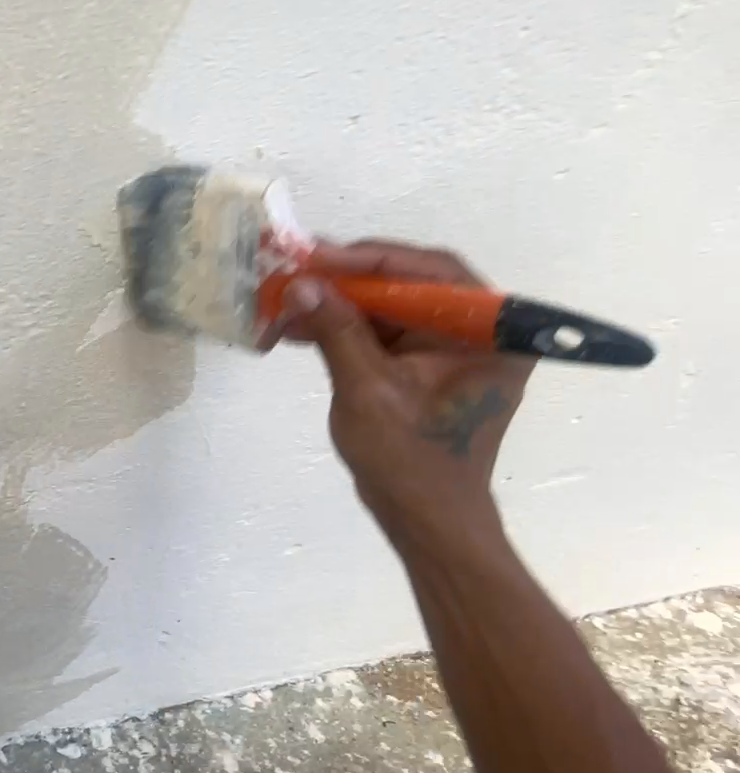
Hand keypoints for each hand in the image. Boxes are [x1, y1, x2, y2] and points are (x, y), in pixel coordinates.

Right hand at [272, 241, 535, 551]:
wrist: (423, 515)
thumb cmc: (408, 458)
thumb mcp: (367, 390)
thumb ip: (337, 331)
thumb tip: (301, 284)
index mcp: (489, 334)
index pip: (431, 272)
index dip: (369, 258)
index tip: (314, 257)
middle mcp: (476, 331)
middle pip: (406, 282)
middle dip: (344, 278)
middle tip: (292, 271)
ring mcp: (447, 347)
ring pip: (385, 303)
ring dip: (332, 302)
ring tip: (283, 303)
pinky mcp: (419, 363)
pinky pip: (376, 328)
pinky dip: (335, 325)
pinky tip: (296, 328)